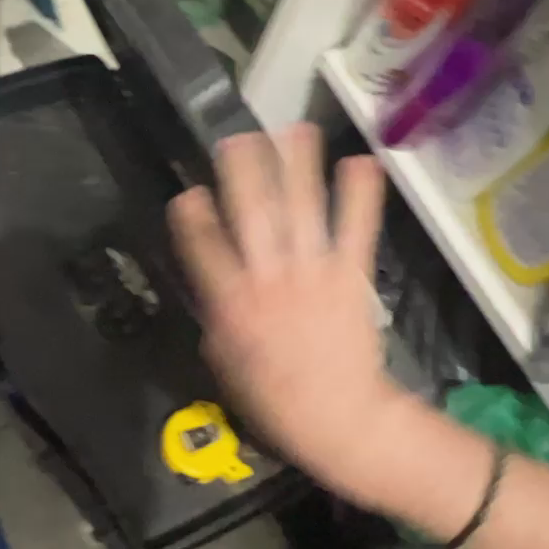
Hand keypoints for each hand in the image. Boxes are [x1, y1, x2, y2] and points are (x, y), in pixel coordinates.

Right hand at [169, 124, 423, 505]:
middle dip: (242, 171)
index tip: (188, 194)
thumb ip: (217, 321)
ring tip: (293, 130)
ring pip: (301, 209)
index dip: (192, 217)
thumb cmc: (275, 401)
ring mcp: (313, 273)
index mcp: (231, 304)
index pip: (203, 247)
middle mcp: (268, 279)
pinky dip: (359, 195)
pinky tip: (360, 161)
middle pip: (251, 214)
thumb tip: (215, 290)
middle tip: (237, 136)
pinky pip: (356, 228)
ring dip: (296, 166)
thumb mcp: (225, 366)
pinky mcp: (352, 276)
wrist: (339, 418)